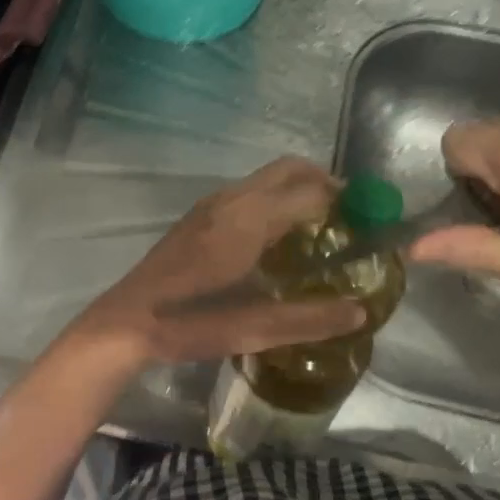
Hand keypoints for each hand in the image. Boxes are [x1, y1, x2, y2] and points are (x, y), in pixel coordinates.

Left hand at [70, 158, 367, 363]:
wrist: (125, 323)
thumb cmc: (187, 324)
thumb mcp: (251, 328)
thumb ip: (307, 319)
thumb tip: (359, 311)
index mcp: (247, 219)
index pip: (311, 190)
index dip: (348, 201)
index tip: (374, 222)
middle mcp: (230, 200)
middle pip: (289, 170)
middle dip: (326, 184)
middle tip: (352, 219)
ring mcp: (209, 205)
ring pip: (266, 179)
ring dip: (299, 191)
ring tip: (323, 230)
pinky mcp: (197, 217)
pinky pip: (249, 192)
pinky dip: (276, 200)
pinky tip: (280, 240)